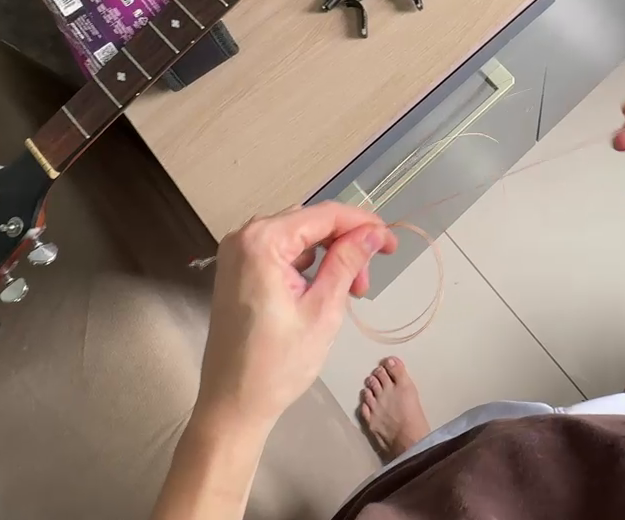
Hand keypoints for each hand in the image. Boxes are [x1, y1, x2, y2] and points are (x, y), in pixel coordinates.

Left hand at [197, 203, 395, 431]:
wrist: (231, 408)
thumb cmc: (277, 365)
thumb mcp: (323, 310)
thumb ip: (348, 262)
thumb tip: (375, 232)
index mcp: (263, 241)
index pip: (325, 215)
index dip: (364, 225)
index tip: (393, 244)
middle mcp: (245, 236)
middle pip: (312, 223)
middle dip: (347, 245)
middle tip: (367, 282)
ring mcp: (238, 252)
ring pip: (300, 236)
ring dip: (330, 255)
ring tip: (350, 291)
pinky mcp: (239, 269)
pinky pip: (284, 251)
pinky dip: (309, 264)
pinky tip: (324, 289)